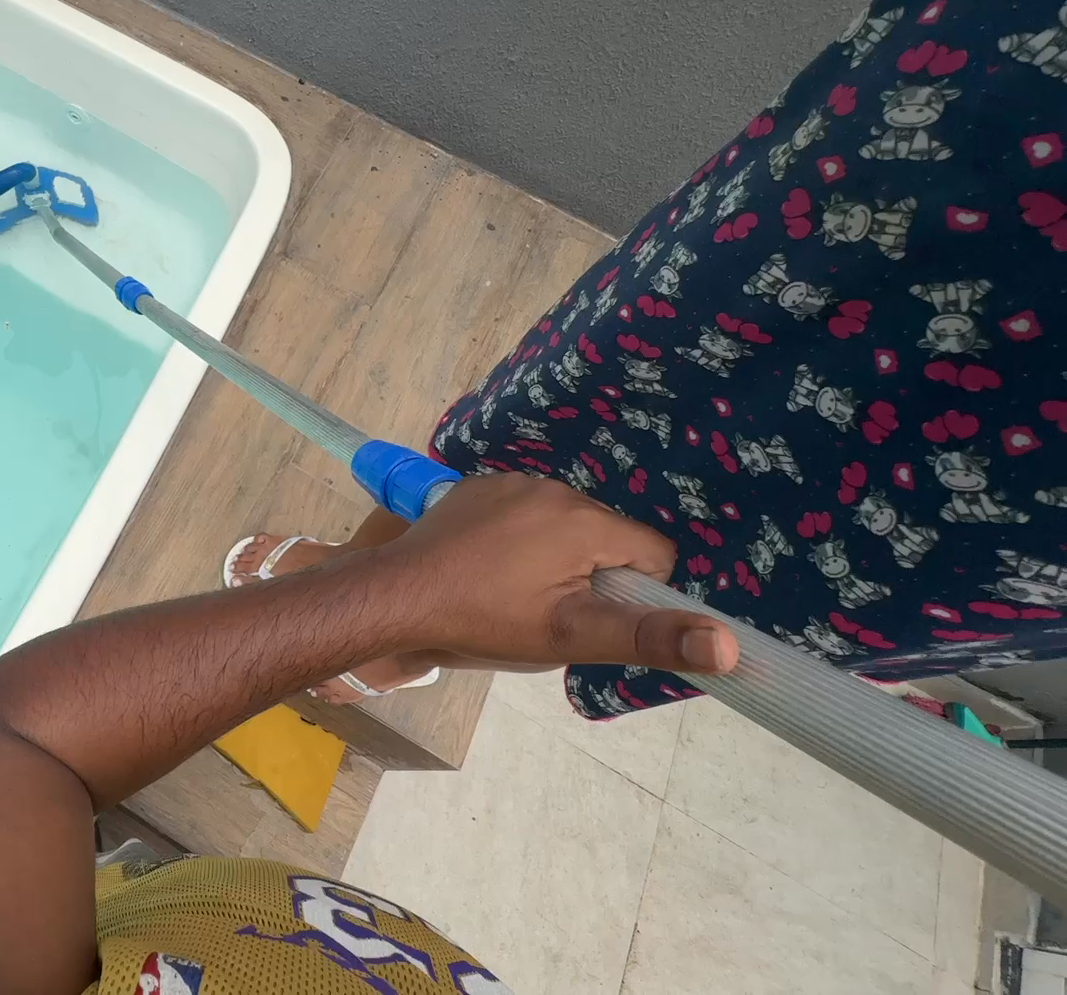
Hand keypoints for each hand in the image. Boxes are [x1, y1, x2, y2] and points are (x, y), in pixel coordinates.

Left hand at [357, 472, 738, 674]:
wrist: (397, 595)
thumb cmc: (484, 618)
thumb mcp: (568, 635)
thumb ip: (646, 635)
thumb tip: (729, 645)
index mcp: (583, 519)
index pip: (651, 553)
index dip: (632, 593)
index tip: (588, 615)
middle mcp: (549, 487)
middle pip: (604, 535)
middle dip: (590, 572)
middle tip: (543, 606)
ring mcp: (505, 482)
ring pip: (561, 523)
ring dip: (552, 553)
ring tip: (510, 587)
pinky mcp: (473, 487)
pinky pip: (518, 511)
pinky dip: (515, 534)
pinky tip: (485, 563)